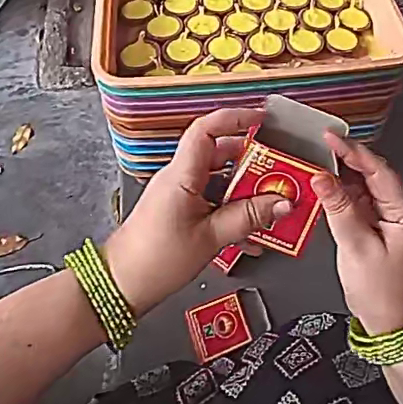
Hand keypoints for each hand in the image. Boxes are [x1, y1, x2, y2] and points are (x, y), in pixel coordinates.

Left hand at [102, 107, 289, 314]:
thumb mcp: (211, 238)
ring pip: (219, 176)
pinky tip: (251, 226)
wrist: (122, 285)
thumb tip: (280, 203)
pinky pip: (214, 196)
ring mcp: (180, 192)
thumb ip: (248, 217)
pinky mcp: (181, 208)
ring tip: (269, 200)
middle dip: (251, 159)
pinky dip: (234, 205)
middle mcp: (179, 177)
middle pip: (220, 152)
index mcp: (181, 175)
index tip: (261, 119)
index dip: (235, 118)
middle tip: (277, 170)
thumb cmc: (153, 260)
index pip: (207, 129)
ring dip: (245, 186)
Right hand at [314, 134, 402, 334]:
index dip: (354, 151)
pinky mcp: (372, 224)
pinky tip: (323, 186)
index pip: (378, 171)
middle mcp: (396, 209)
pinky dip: (339, 190)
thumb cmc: (381, 291)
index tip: (331, 138)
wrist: (390, 323)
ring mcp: (384, 216)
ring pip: (362, 184)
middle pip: (371, 172)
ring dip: (341, 172)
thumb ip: (338, 209)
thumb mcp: (356, 248)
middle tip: (320, 142)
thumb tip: (321, 178)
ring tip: (316, 159)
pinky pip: (355, 199)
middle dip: (346, 156)